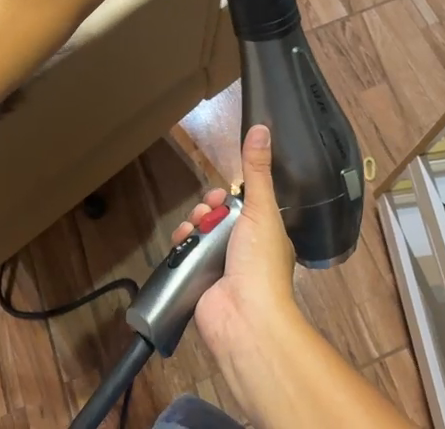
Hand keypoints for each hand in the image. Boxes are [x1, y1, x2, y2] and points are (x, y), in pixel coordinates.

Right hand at [169, 124, 302, 365]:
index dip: (229, 197)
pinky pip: (185, 256)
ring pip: (199, 234)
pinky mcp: (198, 282)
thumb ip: (257, 170)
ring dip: (191, 224)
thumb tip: (262, 127)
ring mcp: (221, 269)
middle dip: (207, 209)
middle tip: (205, 212)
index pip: (243, 206)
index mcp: (265, 235)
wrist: (244, 317)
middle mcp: (244, 251)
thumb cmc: (259, 261)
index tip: (222, 194)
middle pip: (217, 218)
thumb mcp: (260, 209)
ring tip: (190, 228)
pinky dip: (180, 246)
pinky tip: (179, 242)